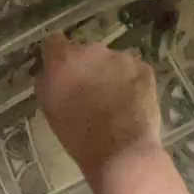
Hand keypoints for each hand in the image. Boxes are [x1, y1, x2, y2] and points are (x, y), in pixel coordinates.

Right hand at [35, 33, 163, 174]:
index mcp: (63, 59)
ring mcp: (122, 58)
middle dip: (86, 66)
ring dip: (109, 73)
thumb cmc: (77, 134)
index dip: (56, 55)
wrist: (121, 151)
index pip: (53, 41)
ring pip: (111, 60)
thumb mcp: (48, 107)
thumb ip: (48, 81)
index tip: (59, 70)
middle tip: (88, 90)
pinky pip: (133, 70)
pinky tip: (130, 102)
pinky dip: (130, 81)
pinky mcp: (145, 69)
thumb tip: (51, 71)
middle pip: (85, 51)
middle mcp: (92, 50)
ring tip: (112, 99)